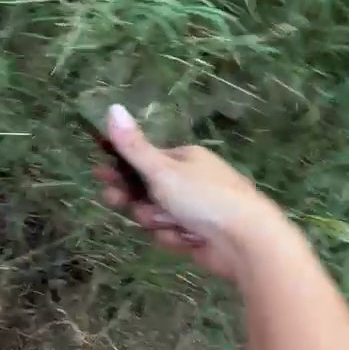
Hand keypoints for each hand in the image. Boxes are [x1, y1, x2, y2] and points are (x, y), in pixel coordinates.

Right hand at [96, 105, 299, 281]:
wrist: (248, 243)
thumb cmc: (204, 198)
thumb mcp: (162, 169)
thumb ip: (132, 145)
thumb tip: (112, 107)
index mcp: (185, 158)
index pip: (143, 160)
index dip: (120, 169)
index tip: (101, 176)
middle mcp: (190, 181)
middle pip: (146, 189)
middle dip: (133, 198)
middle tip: (116, 202)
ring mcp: (195, 209)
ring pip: (155, 214)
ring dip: (155, 220)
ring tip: (168, 224)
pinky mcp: (198, 235)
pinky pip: (171, 234)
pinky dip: (174, 238)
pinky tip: (186, 240)